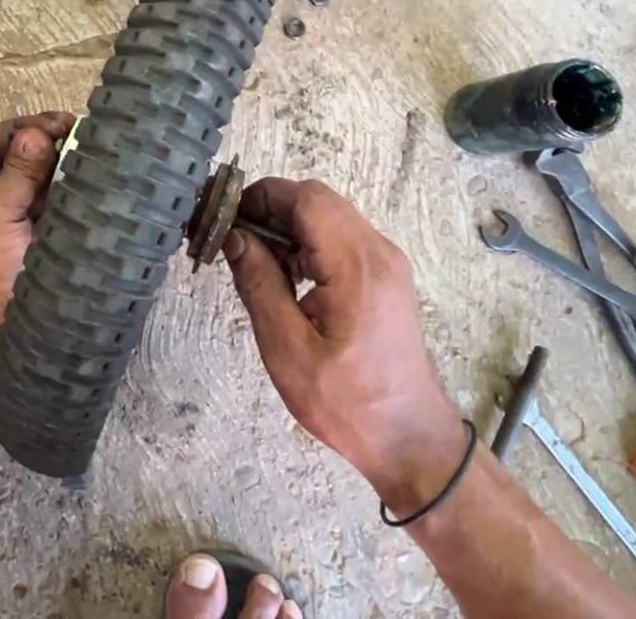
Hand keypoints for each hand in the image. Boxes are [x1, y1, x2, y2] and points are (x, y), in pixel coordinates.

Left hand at [0, 112, 74, 388]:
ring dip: (62, 176)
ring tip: (98, 161)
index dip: (24, 127)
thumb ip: (20, 170)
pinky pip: (49, 215)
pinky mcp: (27, 248)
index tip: (63, 122)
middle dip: (48, 150)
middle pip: (15, 161)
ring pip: (36, 188)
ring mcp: (3, 225)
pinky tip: (95, 190)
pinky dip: (68, 203)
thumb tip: (41, 131)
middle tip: (88, 139)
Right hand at [225, 179, 464, 509]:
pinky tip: (286, 275)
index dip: (262, 196)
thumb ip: (258, 282)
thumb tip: (234, 235)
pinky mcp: (385, 275)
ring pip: (329, 215)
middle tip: (235, 239)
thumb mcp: (287, 347)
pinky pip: (340, 237)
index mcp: (357, 267)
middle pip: (318, 199)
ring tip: (256, 261)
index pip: (306, 198)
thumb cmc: (346, 402)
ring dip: (288, 225)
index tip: (226, 218)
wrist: (409, 439)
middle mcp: (378, 252)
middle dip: (271, 208)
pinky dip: (307, 242)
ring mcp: (386, 262)